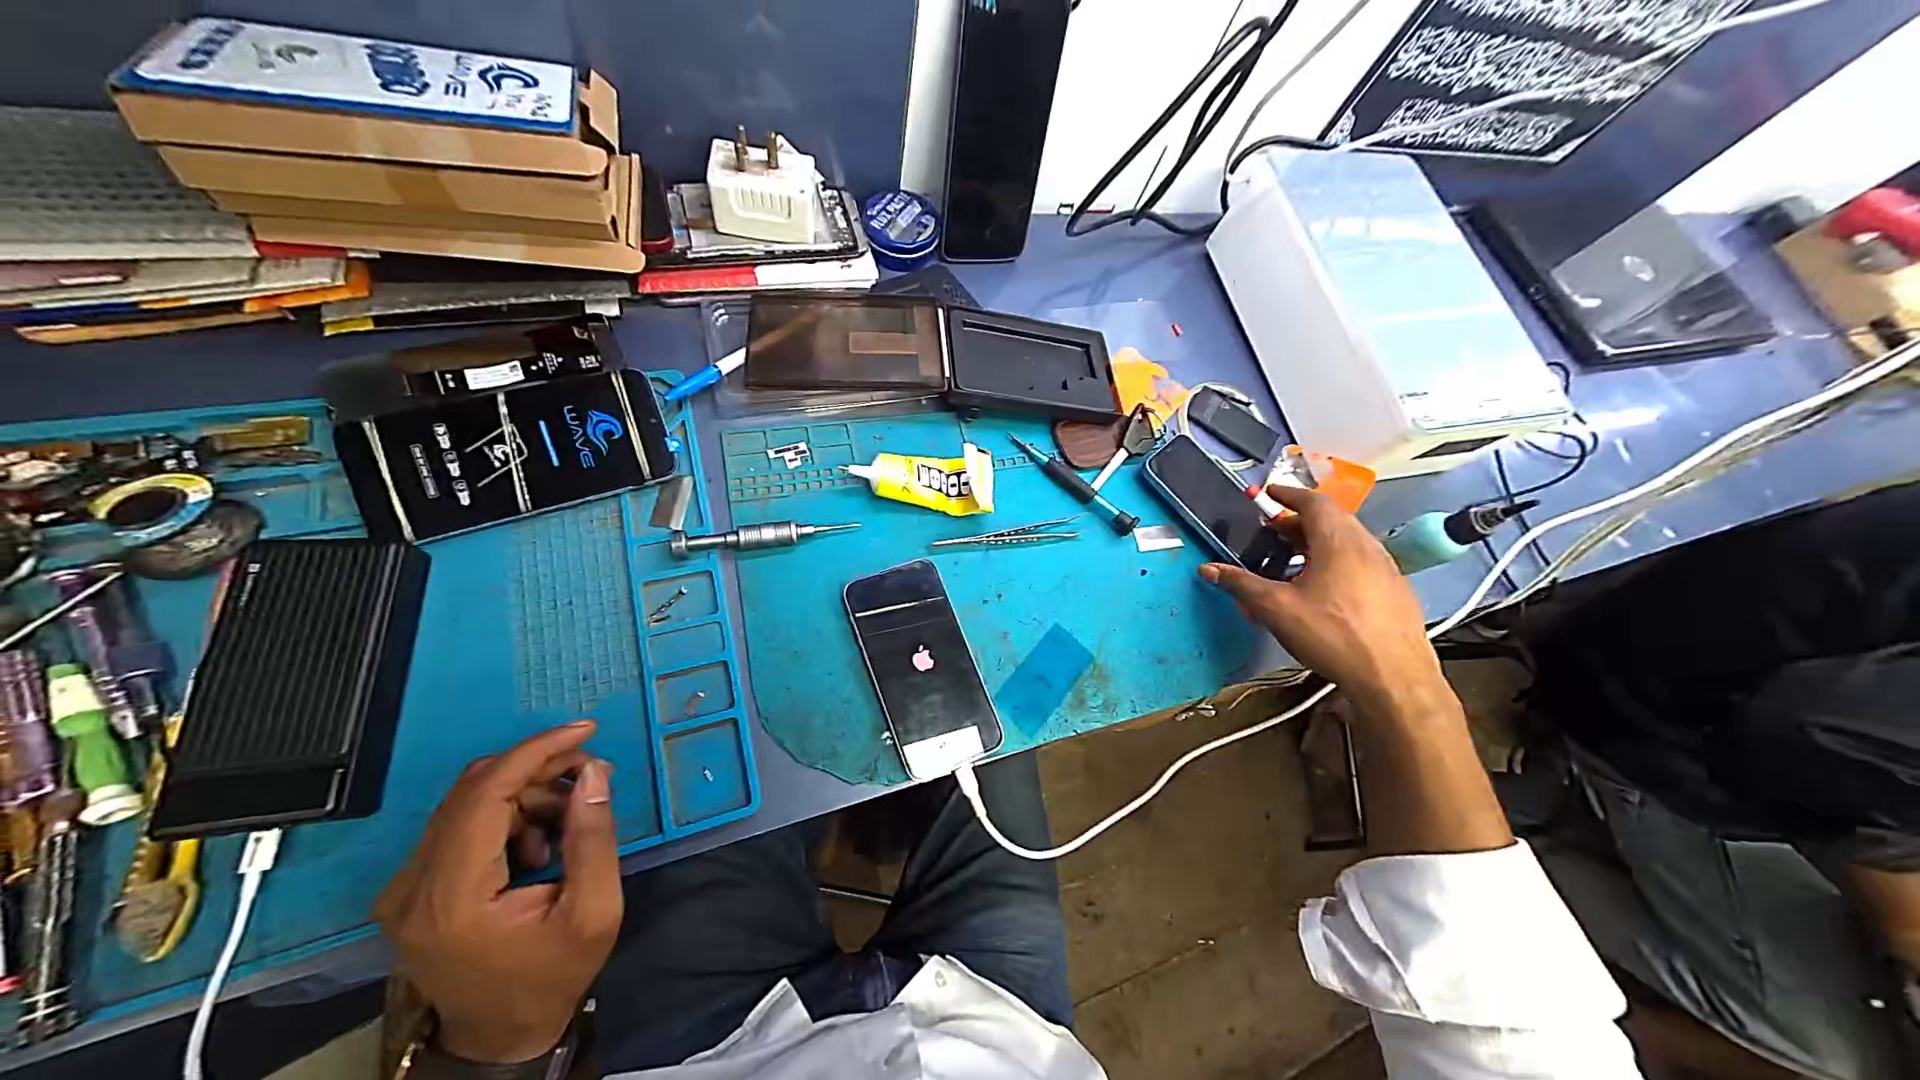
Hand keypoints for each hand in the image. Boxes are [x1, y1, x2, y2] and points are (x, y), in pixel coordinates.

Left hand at [375, 722, 621, 1063]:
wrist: (500, 1035)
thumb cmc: (551, 976)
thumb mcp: (594, 910)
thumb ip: (593, 837)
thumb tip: (594, 772)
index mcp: (452, 897)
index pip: (485, 794)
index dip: (537, 751)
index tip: (585, 732)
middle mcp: (411, 887)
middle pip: (473, 790)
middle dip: (538, 768)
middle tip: (590, 774)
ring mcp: (404, 888)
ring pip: (467, 801)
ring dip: (526, 792)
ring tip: (569, 819)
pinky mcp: (412, 888)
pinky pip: (460, 823)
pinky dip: (507, 814)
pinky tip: (538, 842)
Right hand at [1199, 485, 1451, 720]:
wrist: (1394, 678)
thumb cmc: (1333, 636)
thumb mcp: (1277, 609)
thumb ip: (1241, 584)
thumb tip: (1208, 569)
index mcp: (1339, 542)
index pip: (1314, 502)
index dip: (1289, 494)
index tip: (1270, 494)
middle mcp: (1367, 548)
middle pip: (1332, 520)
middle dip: (1299, 521)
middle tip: (1273, 531)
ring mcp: (1386, 569)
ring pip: (1348, 542)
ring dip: (1318, 542)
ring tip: (1292, 560)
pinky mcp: (1396, 592)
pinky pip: (1361, 563)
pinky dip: (1336, 561)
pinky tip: (1322, 589)